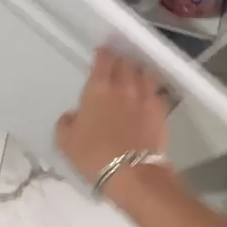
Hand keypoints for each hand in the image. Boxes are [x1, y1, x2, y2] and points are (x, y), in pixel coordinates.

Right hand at [54, 45, 170, 182]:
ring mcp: (145, 96)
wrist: (130, 173)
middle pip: (126, 62)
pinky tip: (148, 96)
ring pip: (145, 73)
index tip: (101, 54)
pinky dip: (151, 90)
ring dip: (138, 72)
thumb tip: (73, 115)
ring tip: (135, 77)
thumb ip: (66, 122)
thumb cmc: (93, 156)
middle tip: (117, 65)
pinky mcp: (161, 110)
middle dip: (121, 60)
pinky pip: (157, 92)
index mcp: (98, 88)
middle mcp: (124, 86)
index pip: (103, 59)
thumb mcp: (65, 141)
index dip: (103, 54)